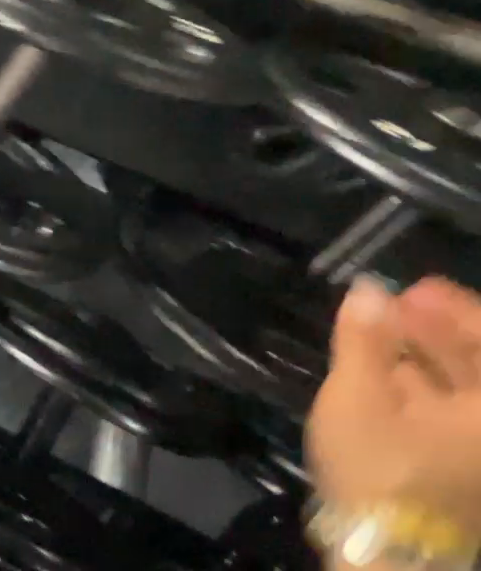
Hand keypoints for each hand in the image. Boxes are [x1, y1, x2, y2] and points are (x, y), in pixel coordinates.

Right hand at [307, 276, 480, 532]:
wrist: (387, 542)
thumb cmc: (380, 462)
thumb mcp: (358, 396)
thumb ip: (364, 341)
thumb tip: (370, 289)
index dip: (460, 313)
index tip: (419, 284)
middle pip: (477, 368)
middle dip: (442, 329)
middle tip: (401, 297)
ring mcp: (474, 446)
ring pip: (460, 388)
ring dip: (427, 353)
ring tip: (385, 325)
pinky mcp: (456, 462)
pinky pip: (448, 409)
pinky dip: (421, 382)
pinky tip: (388, 368)